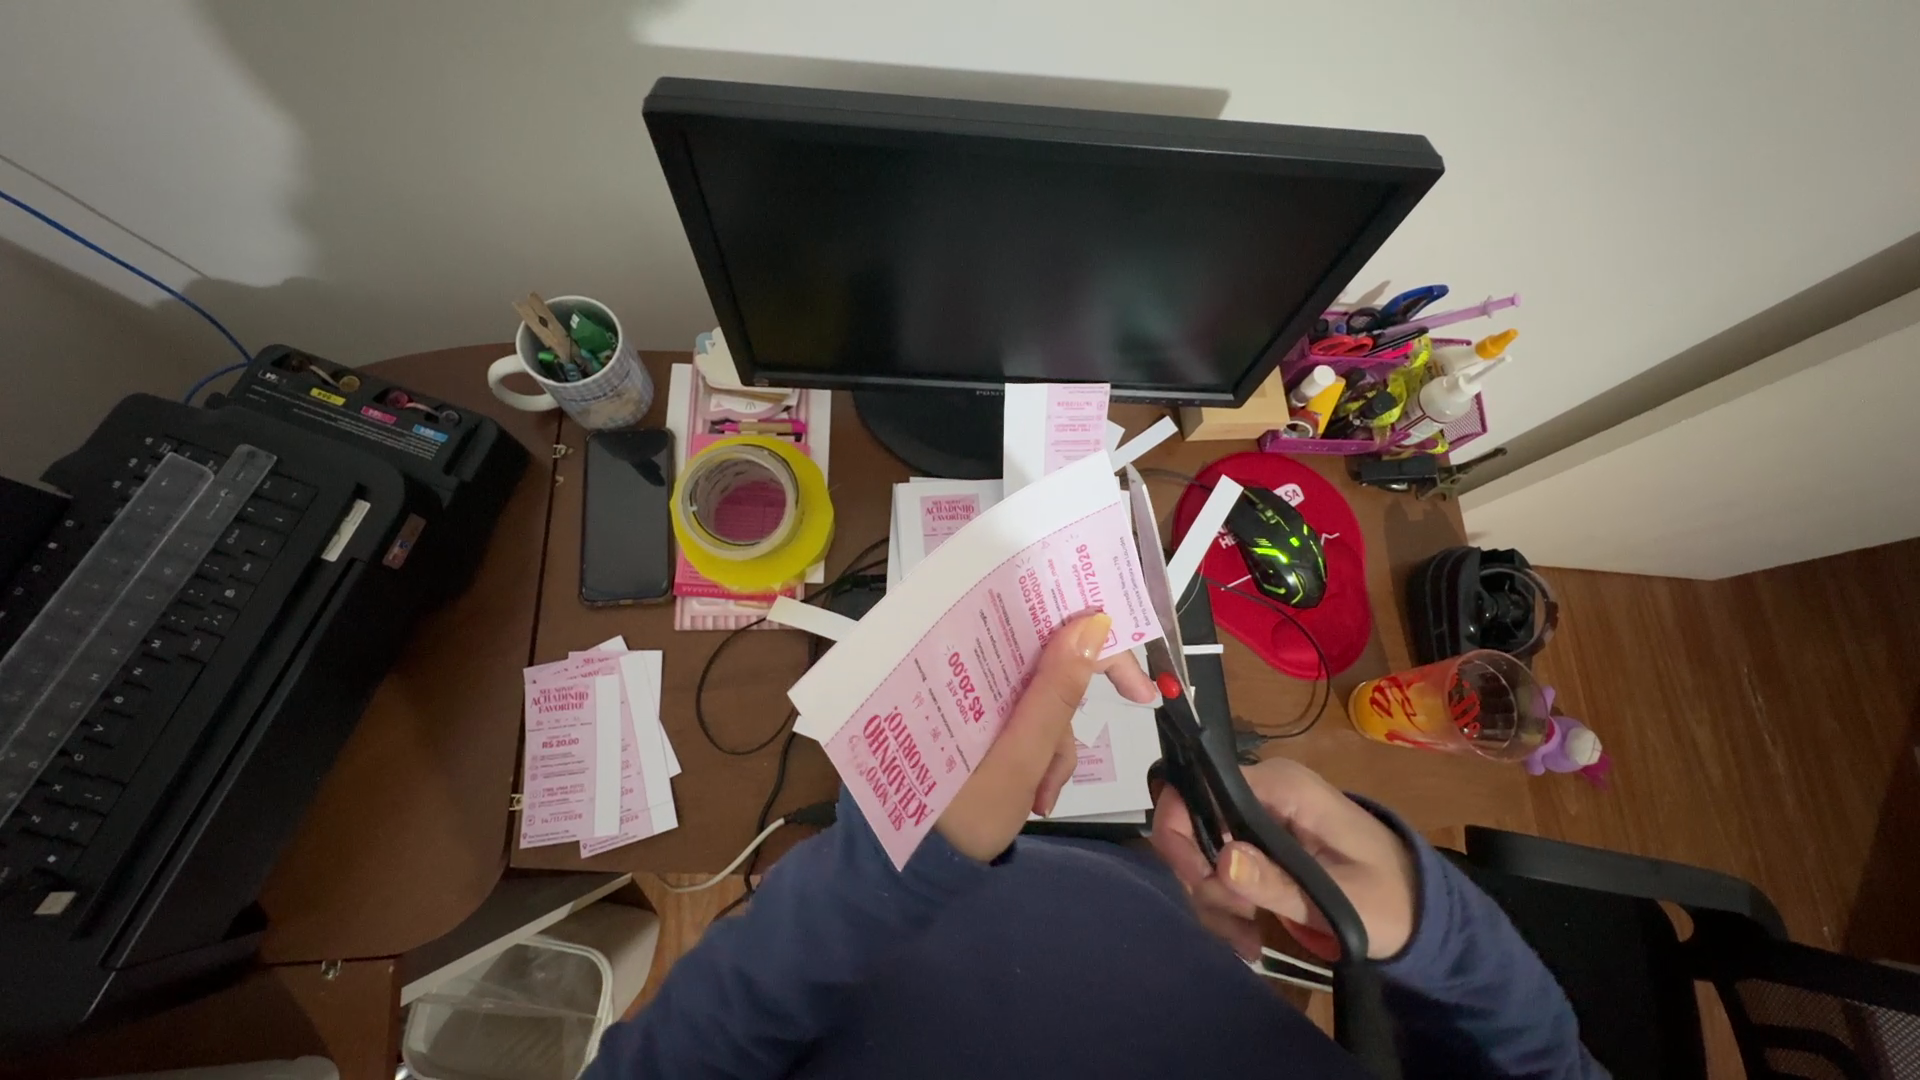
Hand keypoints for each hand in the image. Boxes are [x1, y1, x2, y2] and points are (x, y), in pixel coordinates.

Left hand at [935, 613, 1156, 861]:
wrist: (922, 862)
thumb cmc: (965, 808)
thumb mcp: (1021, 754)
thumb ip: (1057, 692)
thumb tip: (1094, 624)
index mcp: (978, 663)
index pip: (1047, 628)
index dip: (1101, 646)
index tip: (1140, 691)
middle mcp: (980, 671)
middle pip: (1053, 666)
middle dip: (1073, 718)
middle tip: (1110, 725)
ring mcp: (985, 698)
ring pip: (1048, 703)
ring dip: (1057, 749)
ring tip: (1040, 794)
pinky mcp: (987, 723)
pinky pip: (1032, 726)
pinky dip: (1043, 759)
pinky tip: (1034, 795)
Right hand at [1149, 757, 1415, 960]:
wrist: (1422, 910)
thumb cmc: (1391, 900)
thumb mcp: (1342, 902)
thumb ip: (1279, 882)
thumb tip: (1222, 860)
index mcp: (1282, 786)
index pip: (1201, 786)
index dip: (1181, 831)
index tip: (1198, 884)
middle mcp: (1261, 788)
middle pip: (1192, 820)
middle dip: (1201, 878)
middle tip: (1236, 922)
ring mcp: (1257, 810)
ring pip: (1200, 848)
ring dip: (1213, 899)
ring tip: (1247, 939)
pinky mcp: (1256, 835)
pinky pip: (1216, 861)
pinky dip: (1223, 901)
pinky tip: (1247, 933)